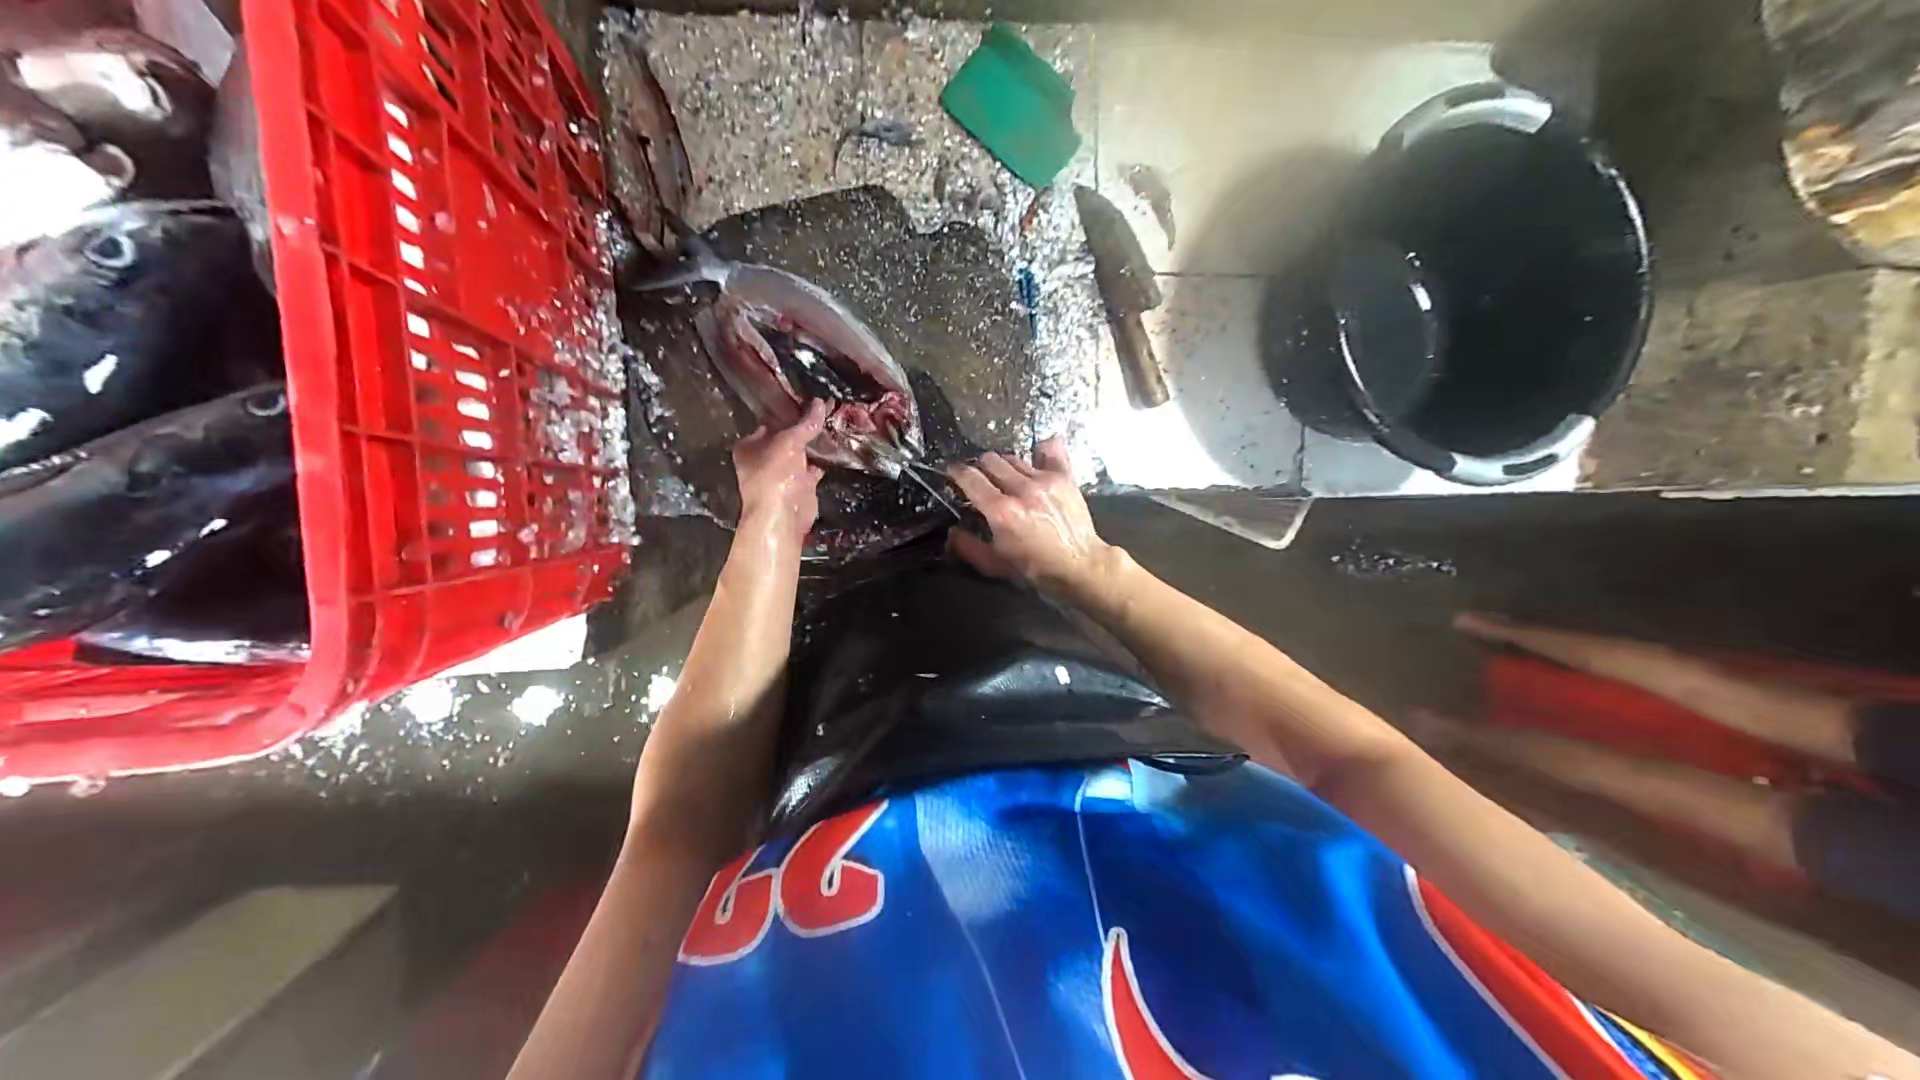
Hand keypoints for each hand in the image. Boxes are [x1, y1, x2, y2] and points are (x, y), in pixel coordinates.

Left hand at [733, 399, 826, 541]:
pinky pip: (814, 465)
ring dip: (816, 441)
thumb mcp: (789, 442)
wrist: (783, 515)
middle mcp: (764, 458)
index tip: (808, 399)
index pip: (769, 422)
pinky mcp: (800, 484)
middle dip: (805, 425)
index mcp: (750, 445)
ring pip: (802, 451)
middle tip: (826, 407)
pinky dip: (824, 457)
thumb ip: (805, 423)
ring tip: (835, 421)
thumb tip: (820, 402)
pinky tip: (836, 444)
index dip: (788, 410)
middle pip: (787, 436)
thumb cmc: (775, 473)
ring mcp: (783, 472)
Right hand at [947, 437, 1111, 592]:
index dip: (957, 472)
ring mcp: (1044, 480)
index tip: (953, 472)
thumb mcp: (995, 565)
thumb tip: (951, 532)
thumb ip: (967, 547)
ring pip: (1014, 457)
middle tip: (980, 479)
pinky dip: (1039, 452)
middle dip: (980, 467)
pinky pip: (1049, 451)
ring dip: (1004, 465)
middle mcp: (1021, 489)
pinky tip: (1035, 456)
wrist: (1079, 565)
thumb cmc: (1035, 568)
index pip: (970, 477)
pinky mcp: (1064, 477)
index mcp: (1001, 511)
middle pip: (990, 461)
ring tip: (1005, 477)